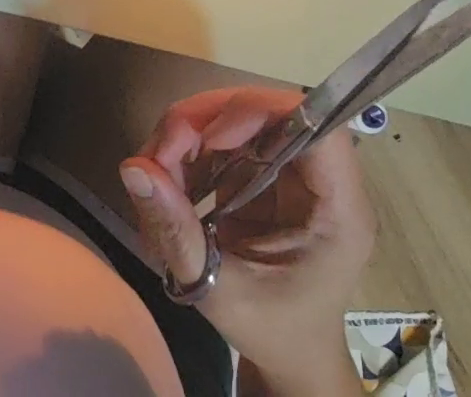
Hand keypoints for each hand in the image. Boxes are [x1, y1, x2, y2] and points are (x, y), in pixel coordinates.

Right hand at [121, 87, 373, 395]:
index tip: (207, 141)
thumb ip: (178, 231)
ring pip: (234, 120)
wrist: (287, 357)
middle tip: (158, 159)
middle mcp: (317, 181)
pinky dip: (184, 154)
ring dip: (185, 138)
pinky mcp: (261, 177)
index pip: (318, 128)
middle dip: (201, 123)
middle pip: (263, 113)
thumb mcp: (220, 291)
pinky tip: (168, 188)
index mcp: (337, 211)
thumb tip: (134, 167)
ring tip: (156, 180)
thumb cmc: (271, 331)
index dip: (260, 115)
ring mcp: (287, 175)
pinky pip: (219, 142)